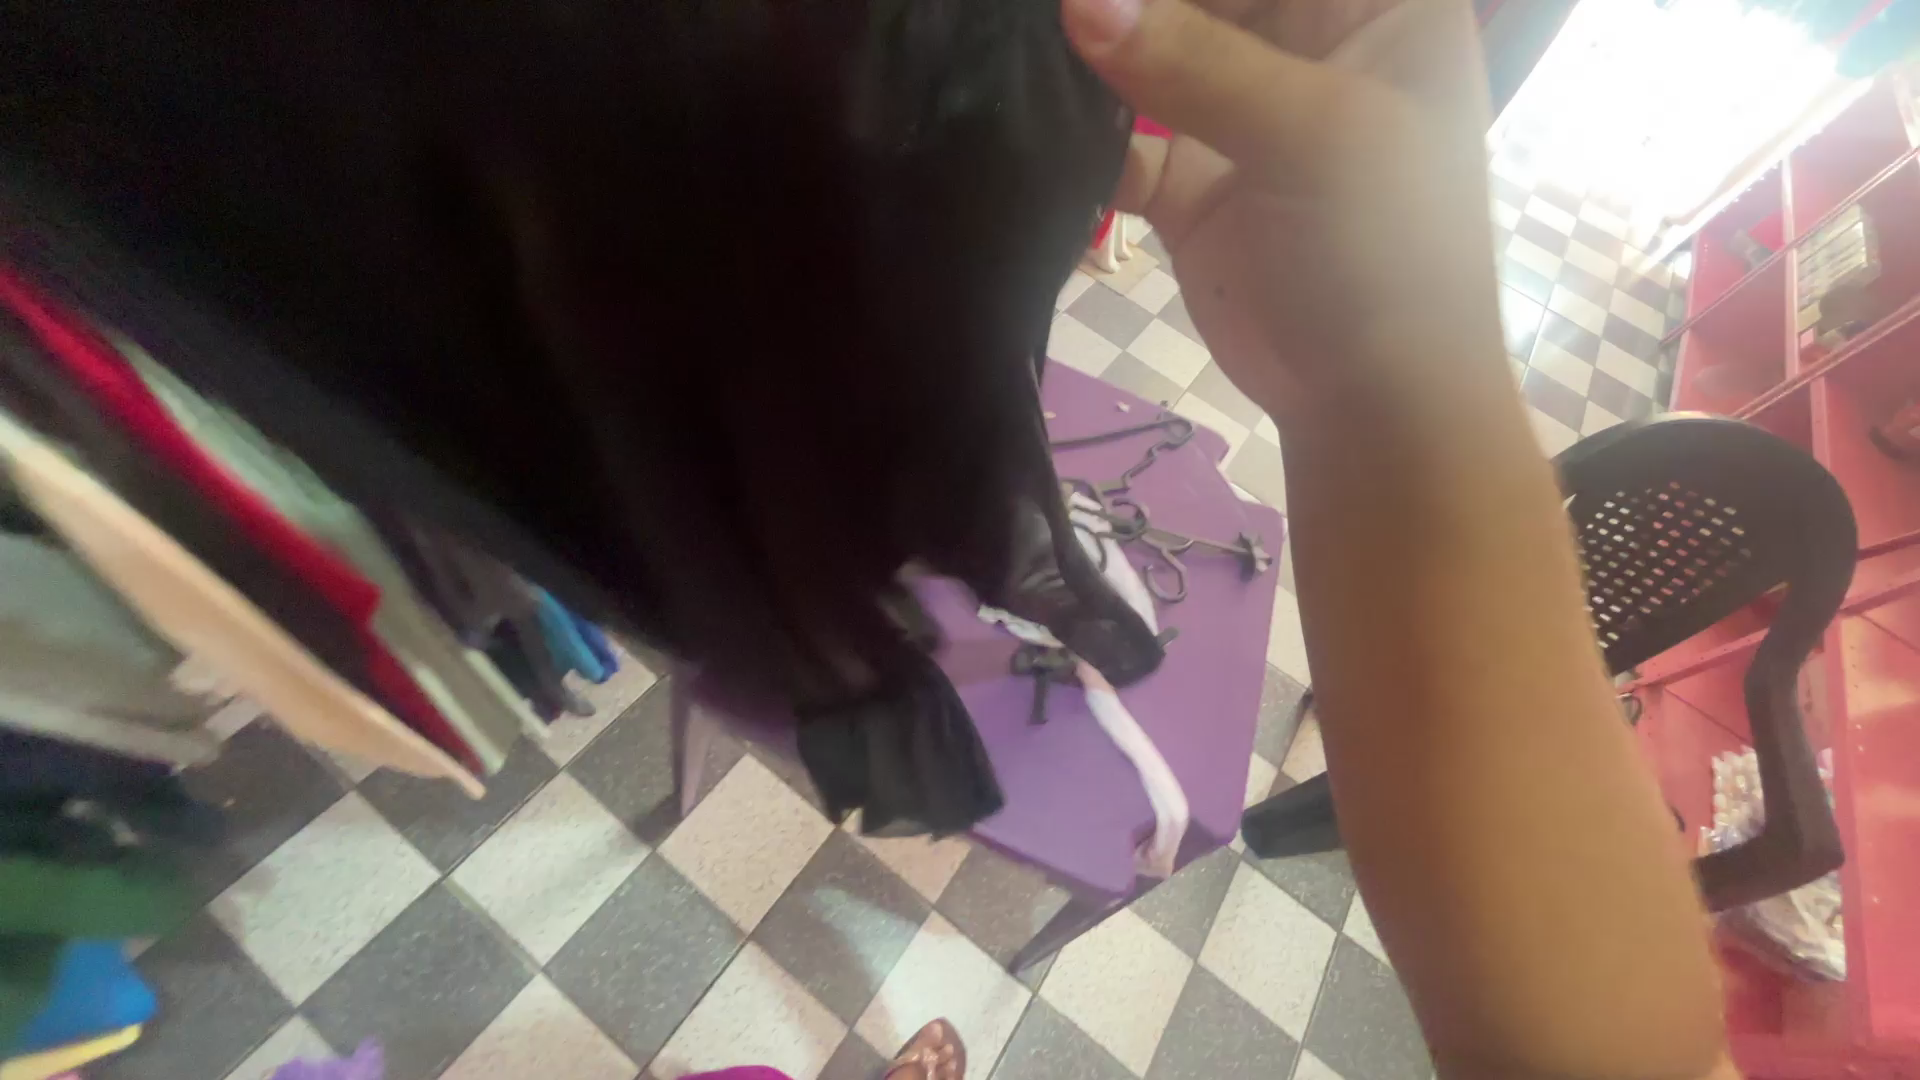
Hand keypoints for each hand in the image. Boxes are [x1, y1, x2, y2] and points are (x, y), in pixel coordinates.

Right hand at [1060, 0, 1506, 422]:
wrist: (1363, 392)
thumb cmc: (1379, 252)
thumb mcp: (1311, 136)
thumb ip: (1196, 64)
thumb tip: (1081, 0)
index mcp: (1366, 5)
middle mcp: (1300, 50)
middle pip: (1198, 2)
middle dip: (1129, 8)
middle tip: (1046, 19)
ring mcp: (1237, 125)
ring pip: (1153, 69)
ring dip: (1097, 71)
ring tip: (1024, 62)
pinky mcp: (1191, 192)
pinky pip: (1128, 153)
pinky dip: (1090, 153)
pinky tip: (1045, 144)